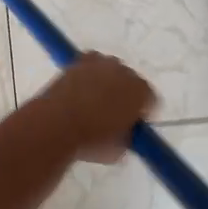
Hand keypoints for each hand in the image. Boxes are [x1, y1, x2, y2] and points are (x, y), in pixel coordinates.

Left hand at [36, 52, 157, 162]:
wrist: (57, 123)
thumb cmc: (91, 140)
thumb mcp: (118, 149)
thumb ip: (127, 137)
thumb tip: (123, 133)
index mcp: (142, 93)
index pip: (151, 100)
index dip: (141, 113)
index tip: (131, 125)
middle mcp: (127, 72)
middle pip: (132, 82)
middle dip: (125, 95)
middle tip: (112, 114)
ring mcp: (104, 63)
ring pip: (112, 71)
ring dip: (107, 83)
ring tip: (92, 102)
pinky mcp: (81, 59)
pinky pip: (92, 64)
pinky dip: (89, 74)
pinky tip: (80, 89)